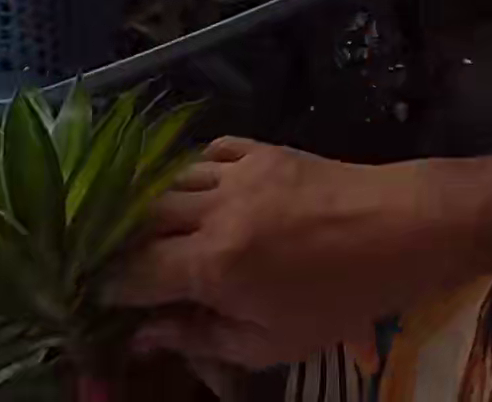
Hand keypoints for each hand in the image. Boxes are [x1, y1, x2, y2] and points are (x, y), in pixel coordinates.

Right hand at [105, 138, 476, 368]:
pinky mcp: (260, 148)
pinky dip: (192, 170)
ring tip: (153, 226)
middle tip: (121, 260)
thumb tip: (146, 332)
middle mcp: (215, 209)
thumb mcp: (270, 343)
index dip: (110, 285)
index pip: (136, 270)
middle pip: (142, 216)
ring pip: (171, 179)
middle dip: (122, 240)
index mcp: (215, 264)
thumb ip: (200, 336)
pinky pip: (209, 151)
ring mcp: (238, 171)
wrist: (392, 229)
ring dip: (154, 204)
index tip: (99, 295)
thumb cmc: (336, 298)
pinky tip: (198, 189)